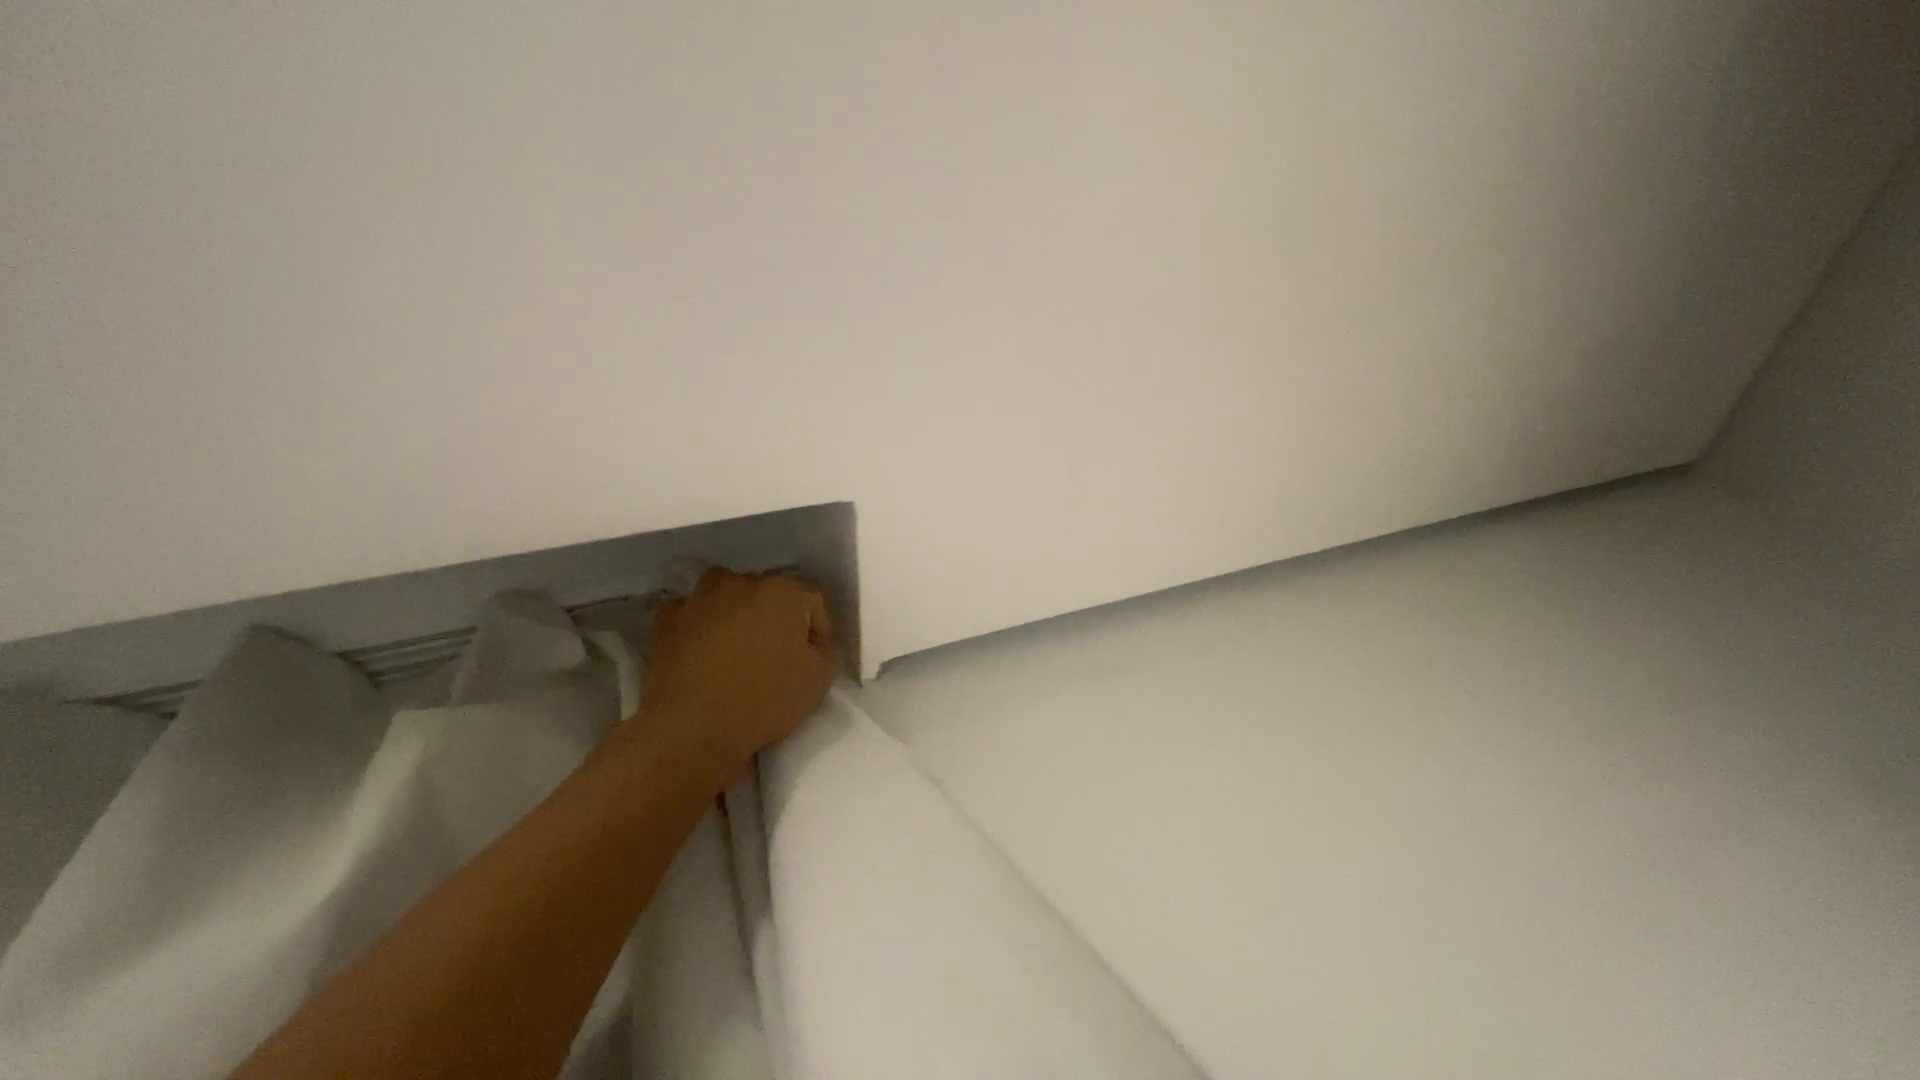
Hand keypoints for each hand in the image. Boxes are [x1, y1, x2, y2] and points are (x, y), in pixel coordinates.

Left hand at [639, 568, 839, 767]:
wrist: (695, 726)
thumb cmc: (765, 700)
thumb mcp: (819, 680)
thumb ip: (826, 650)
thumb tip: (815, 641)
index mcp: (783, 592)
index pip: (812, 601)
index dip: (818, 631)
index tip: (812, 661)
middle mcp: (741, 584)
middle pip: (768, 593)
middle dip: (775, 618)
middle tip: (776, 654)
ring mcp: (700, 600)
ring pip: (723, 591)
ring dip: (733, 609)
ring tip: (736, 643)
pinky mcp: (666, 620)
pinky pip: (687, 611)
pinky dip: (695, 621)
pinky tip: (699, 645)